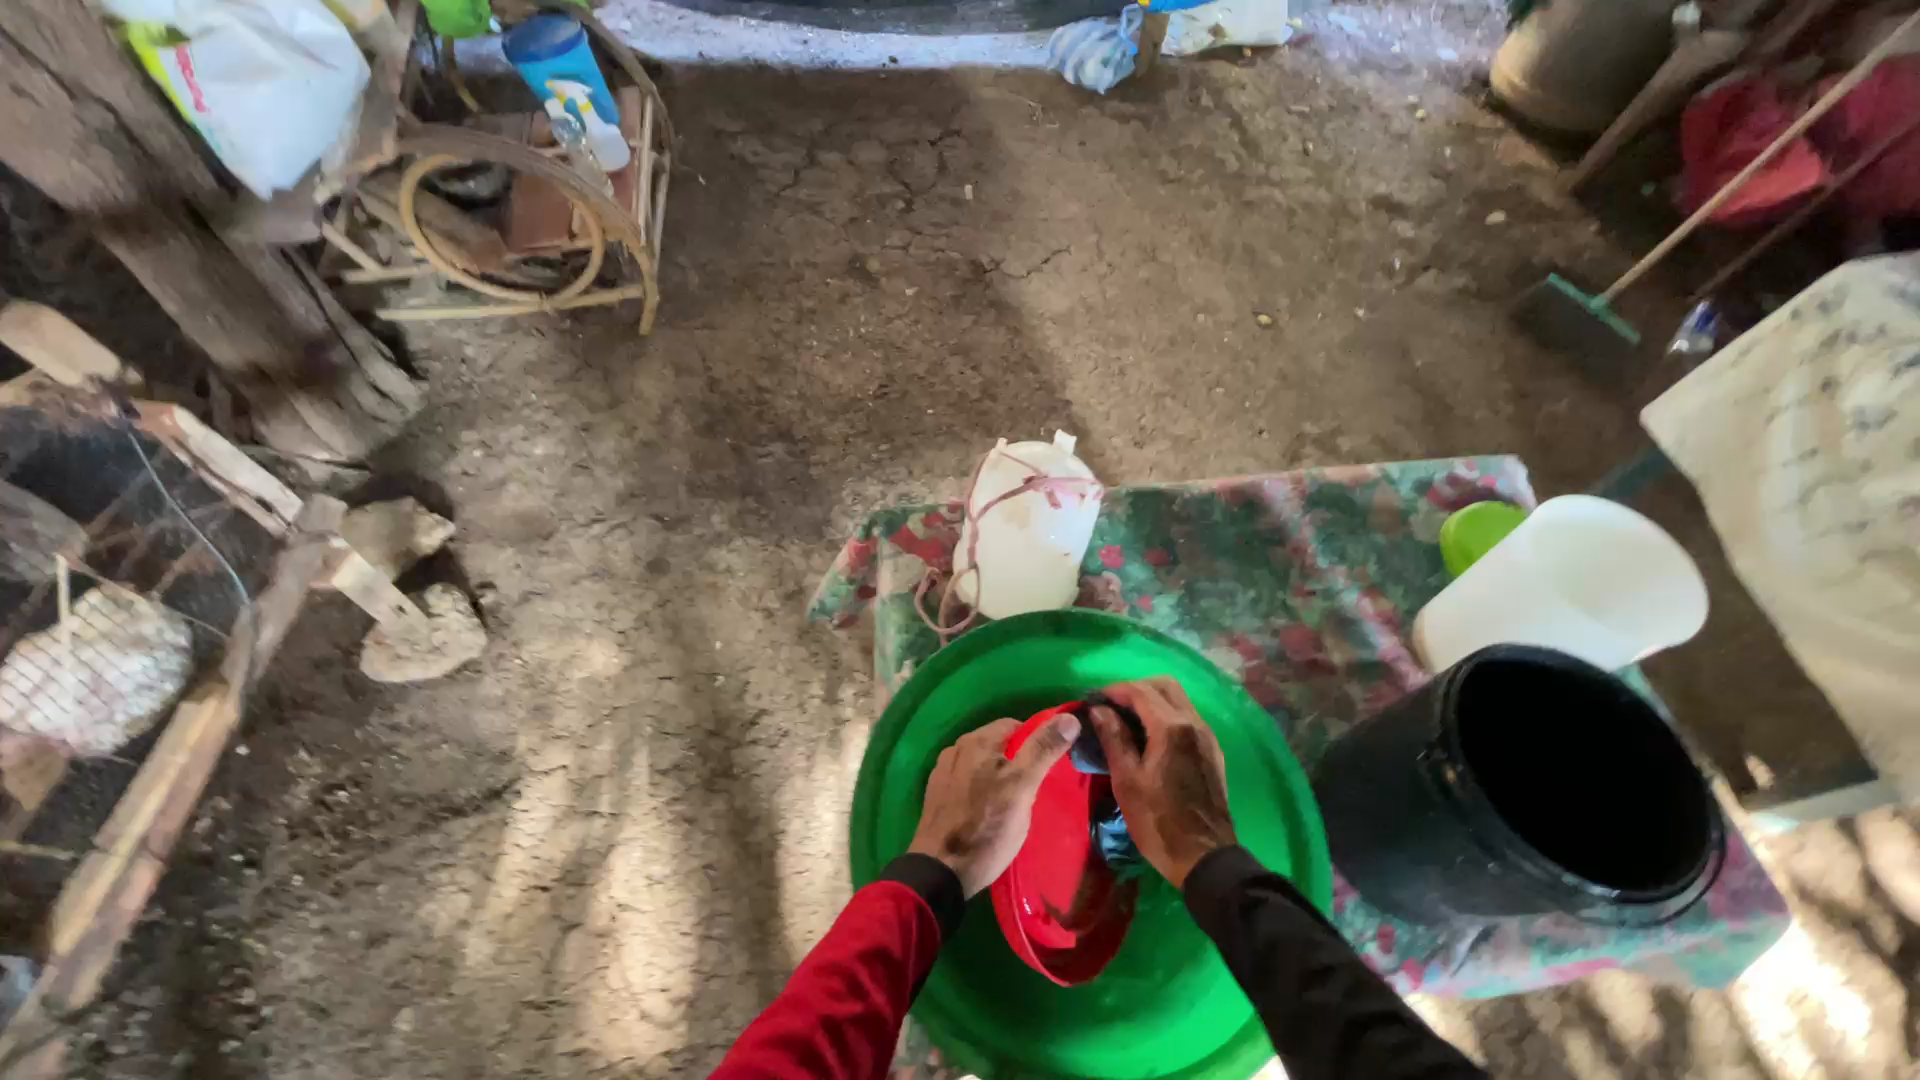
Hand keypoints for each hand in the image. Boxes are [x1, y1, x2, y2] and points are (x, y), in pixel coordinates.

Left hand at [907, 712, 1079, 896]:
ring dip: (1000, 776)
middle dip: (1019, 761)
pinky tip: (988, 811)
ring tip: (1014, 803)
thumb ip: (1043, 750)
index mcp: (976, 740)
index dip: (1037, 743)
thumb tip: (1069, 717)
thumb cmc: (987, 827)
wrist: (941, 871)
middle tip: (1034, 790)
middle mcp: (956, 748)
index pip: (1016, 725)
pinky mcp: (937, 795)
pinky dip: (982, 789)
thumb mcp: (1022, 787)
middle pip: (999, 744)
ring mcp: (943, 772)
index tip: (1048, 769)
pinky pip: (968, 781)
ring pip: (983, 764)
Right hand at [1089, 677, 1236, 888]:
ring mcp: (1207, 736)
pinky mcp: (1212, 750)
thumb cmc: (1158, 821)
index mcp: (1171, 728)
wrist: (1205, 857)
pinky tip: (1149, 737)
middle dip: (1136, 688)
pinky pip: (1187, 717)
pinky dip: (1166, 715)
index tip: (1093, 701)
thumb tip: (1100, 711)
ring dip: (1152, 700)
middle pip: (1164, 685)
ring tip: (1127, 721)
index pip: (1140, 691)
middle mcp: (1194, 723)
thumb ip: (1114, 738)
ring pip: (1178, 699)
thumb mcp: (1127, 781)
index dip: (1113, 691)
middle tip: (1112, 707)